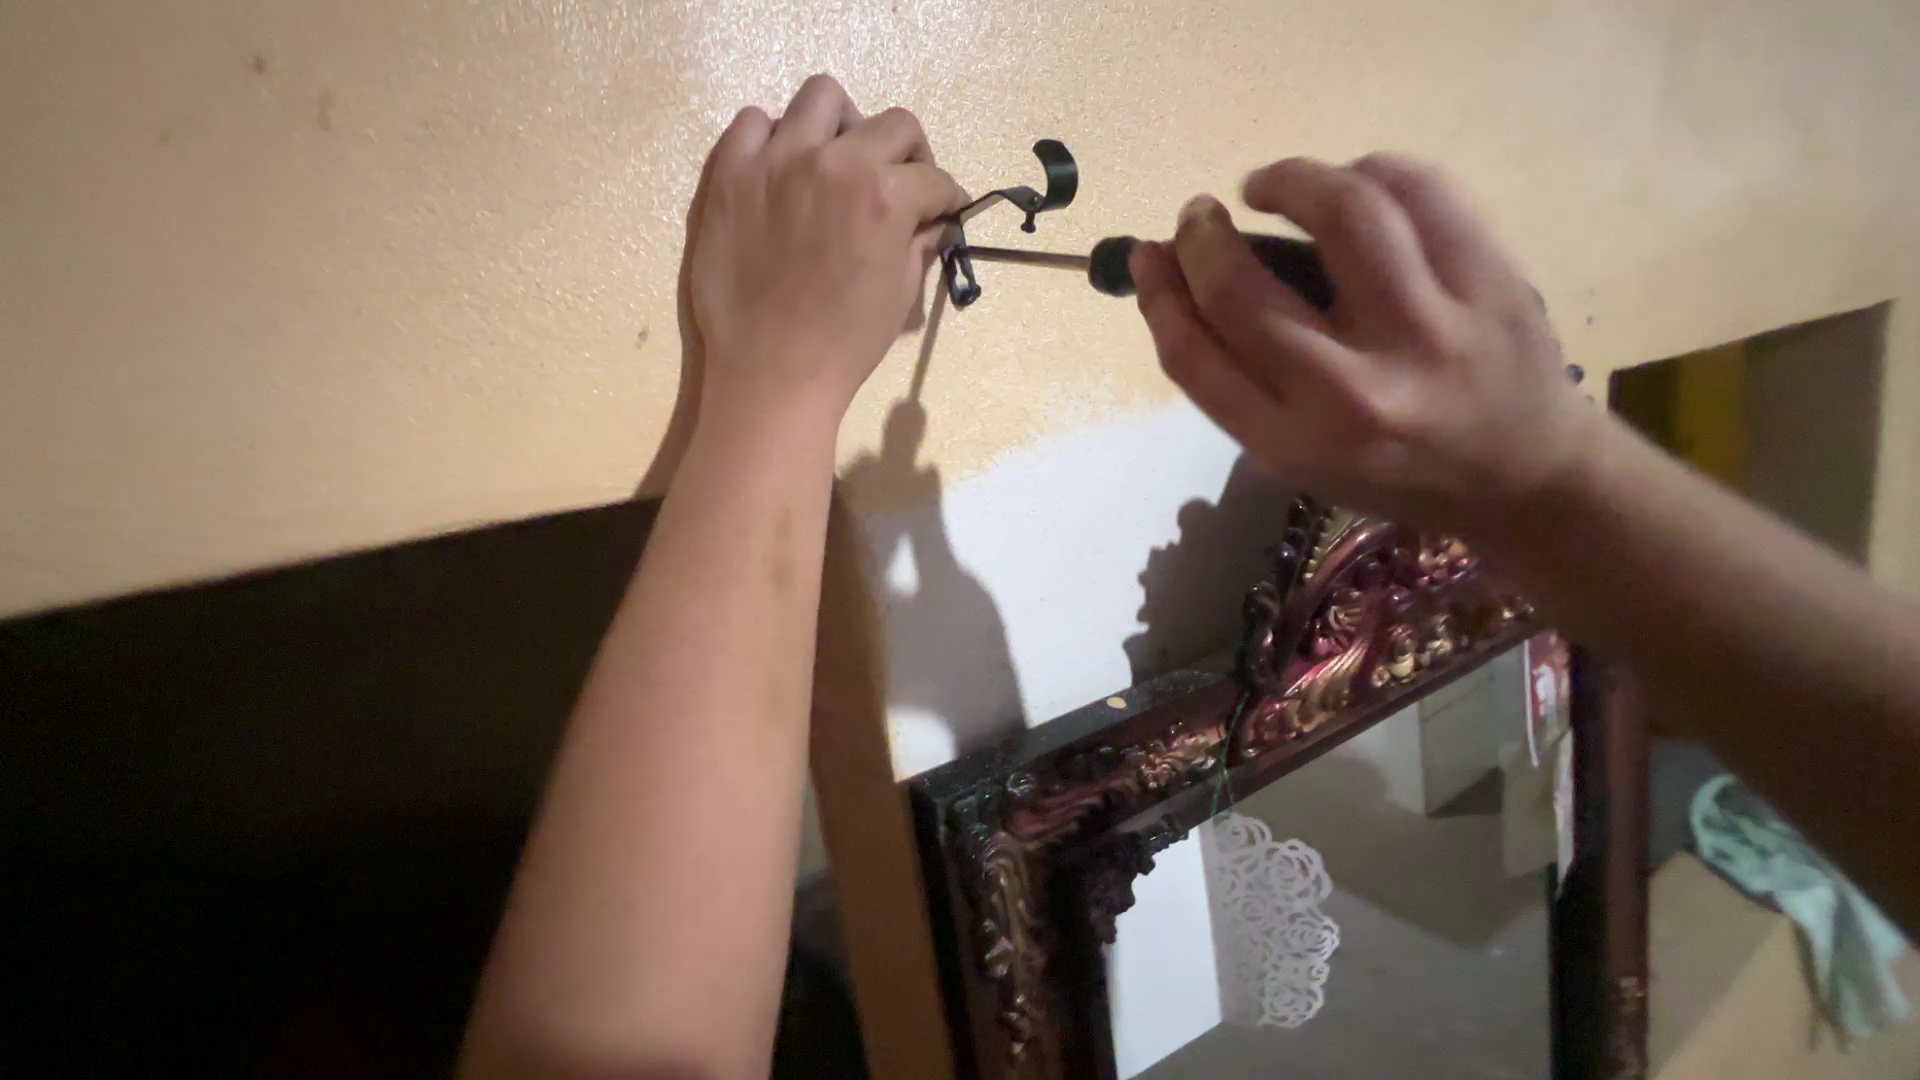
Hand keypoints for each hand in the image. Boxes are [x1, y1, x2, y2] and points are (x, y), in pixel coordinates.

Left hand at [688, 76, 964, 428]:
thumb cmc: (845, 344)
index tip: (945, 211)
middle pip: (893, 124)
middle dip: (910, 156)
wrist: (772, 373)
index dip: (947, 198)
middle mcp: (834, 162)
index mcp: (883, 197)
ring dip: (843, 127)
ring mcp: (776, 160)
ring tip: (837, 165)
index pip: (933, 178)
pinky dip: (774, 138)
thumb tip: (935, 222)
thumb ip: (919, 244)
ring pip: (822, 98)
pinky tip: (782, 173)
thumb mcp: (899, 296)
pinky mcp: (730, 172)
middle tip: (901, 188)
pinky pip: (753, 122)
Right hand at [1132, 154, 1593, 533]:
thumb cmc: (1385, 469)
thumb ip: (1233, 378)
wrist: (1519, 477)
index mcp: (1291, 444)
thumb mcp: (1291, 454)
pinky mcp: (1491, 281)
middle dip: (1202, 238)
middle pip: (1243, 292)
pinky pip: (1421, 190)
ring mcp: (1429, 331)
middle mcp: (1352, 393)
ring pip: (1344, 215)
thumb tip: (1177, 280)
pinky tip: (1352, 184)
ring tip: (1269, 186)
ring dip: (1288, 181)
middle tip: (1198, 217)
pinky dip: (1369, 171)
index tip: (1149, 258)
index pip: (1195, 357)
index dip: (1159, 295)